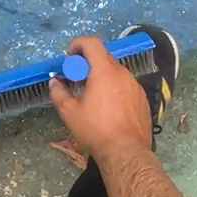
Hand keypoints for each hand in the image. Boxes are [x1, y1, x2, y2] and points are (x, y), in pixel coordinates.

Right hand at [49, 36, 152, 167]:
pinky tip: (108, 107)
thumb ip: (58, 92)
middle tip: (77, 78)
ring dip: (101, 75)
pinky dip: (114, 87)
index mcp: (104, 72)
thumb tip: (55, 82)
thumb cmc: (96, 130)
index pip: (92, 43)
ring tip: (92, 94)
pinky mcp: (142, 99)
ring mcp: (135, 86)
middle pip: (103, 56)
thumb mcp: (69, 112)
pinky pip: (125, 84)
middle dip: (87, 62)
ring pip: (115, 71)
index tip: (69, 58)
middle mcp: (122, 74)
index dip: (78, 44)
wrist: (126, 152)